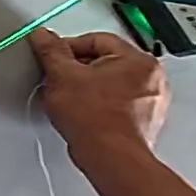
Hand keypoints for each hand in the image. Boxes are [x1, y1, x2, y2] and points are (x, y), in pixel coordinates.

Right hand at [27, 29, 169, 170]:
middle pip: (104, 60)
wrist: (109, 158)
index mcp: (138, 60)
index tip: (53, 56)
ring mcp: (150, 102)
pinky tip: (83, 113)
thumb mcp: (61, 74)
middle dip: (78, 68)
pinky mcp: (143, 122)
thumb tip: (44, 37)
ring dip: (88, 87)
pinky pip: (116, 103)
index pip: (96, 40)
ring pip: (110, 82)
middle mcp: (151, 79)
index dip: (68, 47)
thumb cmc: (96, 120)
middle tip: (60, 79)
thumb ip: (51, 50)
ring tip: (72, 99)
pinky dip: (98, 105)